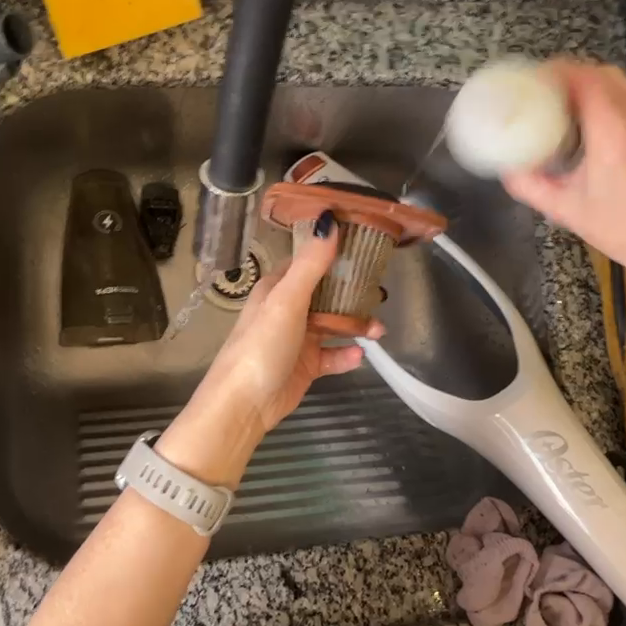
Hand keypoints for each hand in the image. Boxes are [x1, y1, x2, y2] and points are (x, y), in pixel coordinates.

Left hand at [157, 211, 380, 486]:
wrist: (243, 405)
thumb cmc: (261, 346)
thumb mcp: (286, 300)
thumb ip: (311, 264)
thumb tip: (329, 220)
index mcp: (276, 289)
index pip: (309, 262)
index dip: (334, 253)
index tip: (366, 246)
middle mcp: (286, 310)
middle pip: (326, 294)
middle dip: (353, 293)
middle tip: (382, 294)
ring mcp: (296, 340)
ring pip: (333, 325)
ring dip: (356, 326)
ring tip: (379, 331)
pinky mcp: (305, 367)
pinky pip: (332, 356)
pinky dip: (347, 355)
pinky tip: (360, 357)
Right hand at [500, 61, 625, 285]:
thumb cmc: (623, 230)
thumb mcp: (566, 211)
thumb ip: (531, 186)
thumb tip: (506, 169)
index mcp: (613, 135)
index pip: (585, 80)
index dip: (557, 72)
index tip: (532, 80)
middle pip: (603, 73)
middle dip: (571, 74)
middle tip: (543, 90)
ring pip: (621, 83)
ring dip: (590, 84)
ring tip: (564, 103)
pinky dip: (608, 98)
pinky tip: (590, 121)